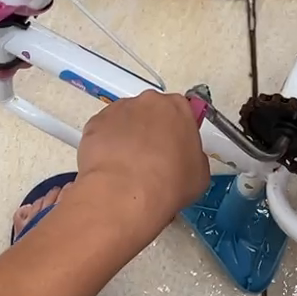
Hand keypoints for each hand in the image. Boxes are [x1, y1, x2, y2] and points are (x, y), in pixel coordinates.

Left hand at [69, 92, 210, 247]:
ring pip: (125, 120)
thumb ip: (193, 155)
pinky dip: (106, 144)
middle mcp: (149, 102)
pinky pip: (103, 131)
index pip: (180, 111)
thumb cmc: (168, 183)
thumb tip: (184, 158)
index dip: (176, 131)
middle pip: (151, 112)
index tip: (174, 147)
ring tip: (128, 166)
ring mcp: (119, 109)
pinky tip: (111, 166)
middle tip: (151, 158)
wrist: (126, 193)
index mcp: (178, 108)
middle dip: (150, 130)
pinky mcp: (96, 122)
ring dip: (127, 136)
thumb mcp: (200, 173)